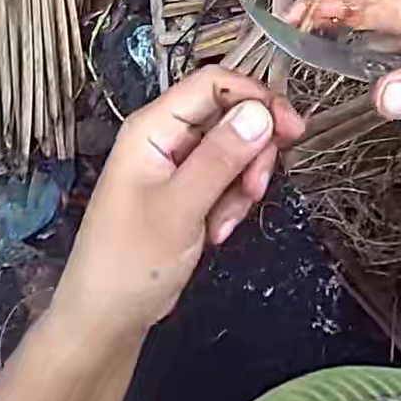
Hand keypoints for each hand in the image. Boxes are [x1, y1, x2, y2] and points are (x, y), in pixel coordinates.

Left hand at [52, 68, 304, 342]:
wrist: (108, 317)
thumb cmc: (131, 261)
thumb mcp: (179, 208)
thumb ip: (221, 158)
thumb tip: (261, 111)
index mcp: (154, 126)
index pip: (212, 83)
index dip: (256, 96)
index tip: (292, 129)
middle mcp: (167, 136)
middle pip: (229, 116)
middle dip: (252, 152)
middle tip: (256, 189)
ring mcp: (178, 163)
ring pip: (234, 150)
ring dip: (241, 185)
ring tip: (223, 223)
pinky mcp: (189, 188)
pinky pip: (227, 178)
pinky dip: (231, 203)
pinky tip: (216, 232)